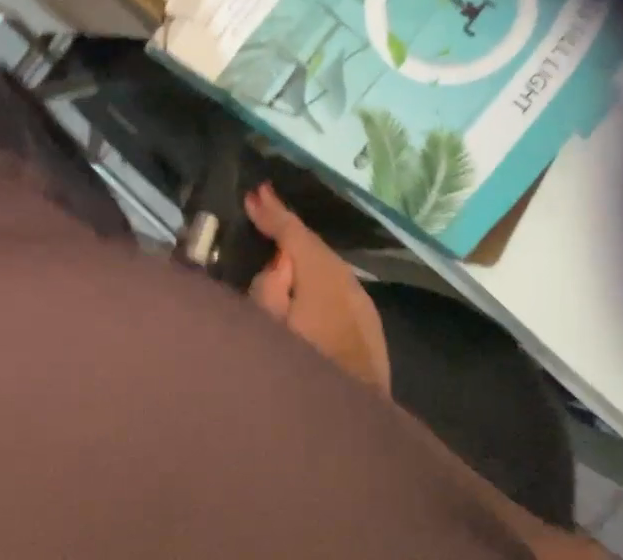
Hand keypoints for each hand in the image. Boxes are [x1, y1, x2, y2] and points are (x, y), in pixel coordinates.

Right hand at [245, 184, 391, 395]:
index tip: (253, 191)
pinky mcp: (368, 332)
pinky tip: (300, 271)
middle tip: (259, 205)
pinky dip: (316, 270)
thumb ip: (269, 288)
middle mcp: (351, 290)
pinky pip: (336, 285)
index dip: (275, 213)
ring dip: (303, 248)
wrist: (352, 432)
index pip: (298, 237)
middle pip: (317, 248)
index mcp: (324, 285)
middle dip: (288, 226)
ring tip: (275, 233)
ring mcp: (365, 313)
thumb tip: (280, 262)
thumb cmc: (297, 374)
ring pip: (330, 266)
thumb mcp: (265, 329)